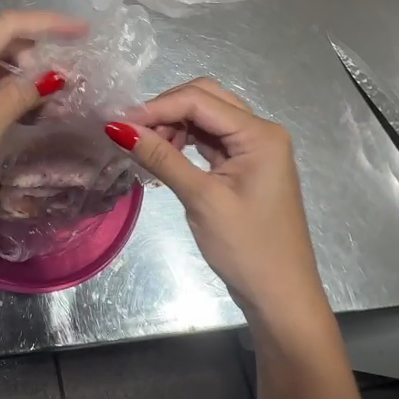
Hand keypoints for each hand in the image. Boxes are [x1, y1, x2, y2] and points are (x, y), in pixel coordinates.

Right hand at [104, 78, 327, 322]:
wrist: (281, 299)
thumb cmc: (248, 249)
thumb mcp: (201, 199)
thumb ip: (161, 157)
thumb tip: (116, 126)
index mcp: (260, 135)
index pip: (198, 101)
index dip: (156, 107)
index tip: (119, 123)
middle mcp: (260, 132)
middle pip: (203, 98)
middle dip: (165, 111)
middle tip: (132, 133)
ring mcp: (253, 148)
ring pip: (203, 116)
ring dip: (172, 125)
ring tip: (147, 151)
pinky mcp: (243, 164)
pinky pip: (207, 137)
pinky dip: (182, 141)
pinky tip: (163, 158)